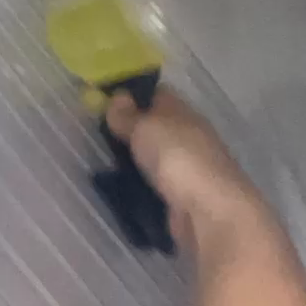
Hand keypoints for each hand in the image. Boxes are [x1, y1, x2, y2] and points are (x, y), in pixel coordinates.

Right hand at [105, 88, 277, 254]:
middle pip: (156, 123)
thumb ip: (128, 114)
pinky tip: (119, 178)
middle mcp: (190, 136)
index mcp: (185, 115)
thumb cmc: (179, 159)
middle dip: (130, 124)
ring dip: (133, 152)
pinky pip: (154, 175)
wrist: (211, 213)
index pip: (158, 94)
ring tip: (101, 154)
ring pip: (154, 150)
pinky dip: (138, 175)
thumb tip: (118, 96)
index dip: (133, 93)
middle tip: (94, 127)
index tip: (103, 97)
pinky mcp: (182, 191)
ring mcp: (188, 166)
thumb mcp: (146, 127)